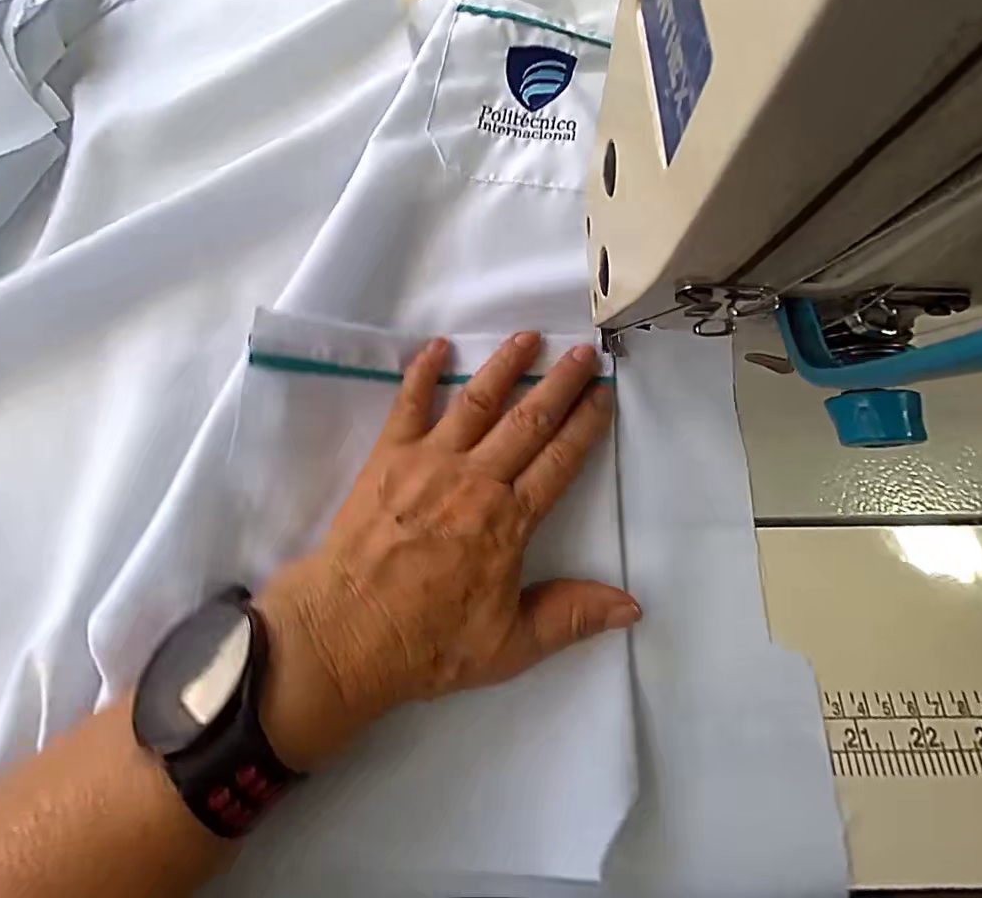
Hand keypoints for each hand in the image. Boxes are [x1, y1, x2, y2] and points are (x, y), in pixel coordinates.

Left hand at [254, 331, 636, 770]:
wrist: (348, 627)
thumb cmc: (428, 640)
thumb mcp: (509, 645)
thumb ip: (570, 616)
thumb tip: (633, 604)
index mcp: (509, 522)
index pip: (560, 462)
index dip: (586, 425)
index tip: (603, 394)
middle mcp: (475, 480)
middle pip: (528, 422)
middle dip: (560, 384)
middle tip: (583, 352)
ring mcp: (429, 461)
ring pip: (477, 402)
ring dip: (504, 366)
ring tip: (527, 337)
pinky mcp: (387, 455)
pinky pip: (407, 404)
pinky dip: (422, 372)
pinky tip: (437, 346)